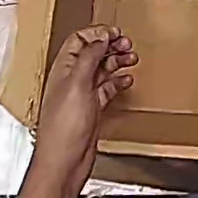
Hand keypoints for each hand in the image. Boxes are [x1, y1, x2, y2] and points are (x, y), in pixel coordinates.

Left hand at [33, 25, 135, 187]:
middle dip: (111, 45)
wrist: (64, 164)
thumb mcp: (77, 84)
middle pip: (93, 53)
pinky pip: (108, 88)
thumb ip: (89, 58)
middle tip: (127, 44)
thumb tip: (100, 38)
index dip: (97, 33)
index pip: (79, 40)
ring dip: (117, 61)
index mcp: (64, 70)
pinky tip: (127, 80)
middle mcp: (72, 80)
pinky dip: (119, 81)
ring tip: (132, 58)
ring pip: (102, 69)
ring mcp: (83, 95)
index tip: (115, 33)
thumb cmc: (64, 128)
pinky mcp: (92, 109)